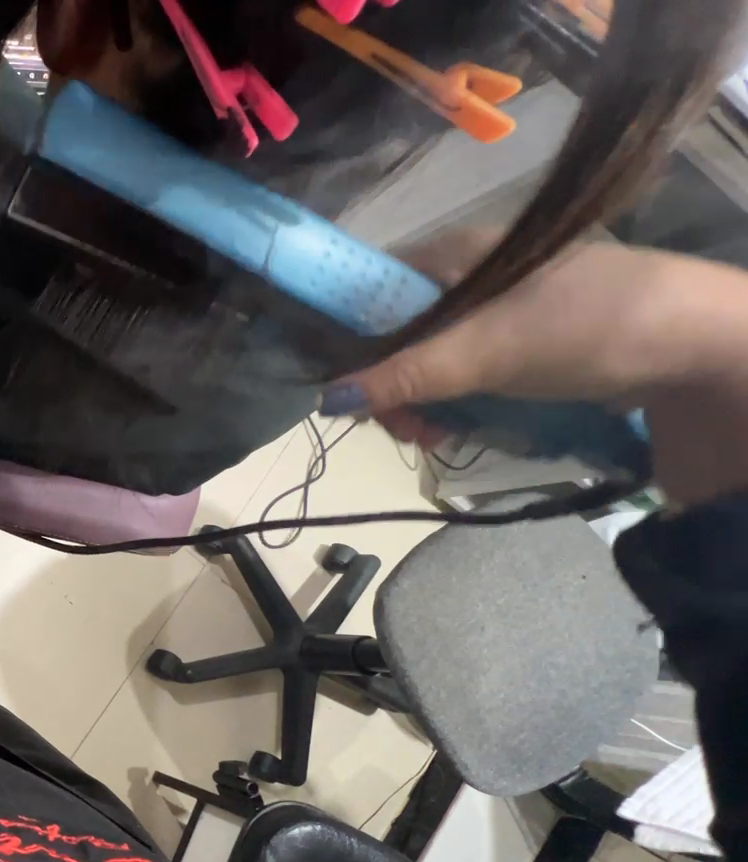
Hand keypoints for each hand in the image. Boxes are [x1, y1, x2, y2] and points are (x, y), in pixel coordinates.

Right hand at [325, 232, 747, 505]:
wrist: (712, 350)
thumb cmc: (590, 327)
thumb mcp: (483, 354)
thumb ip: (399, 377)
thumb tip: (325, 400)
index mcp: (453, 255)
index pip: (365, 289)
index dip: (342, 337)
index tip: (345, 385)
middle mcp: (466, 276)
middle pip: (389, 335)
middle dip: (385, 386)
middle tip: (402, 427)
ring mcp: (495, 308)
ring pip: (421, 359)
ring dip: (416, 403)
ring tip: (435, 434)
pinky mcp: (520, 339)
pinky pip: (457, 371)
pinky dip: (449, 402)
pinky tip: (459, 426)